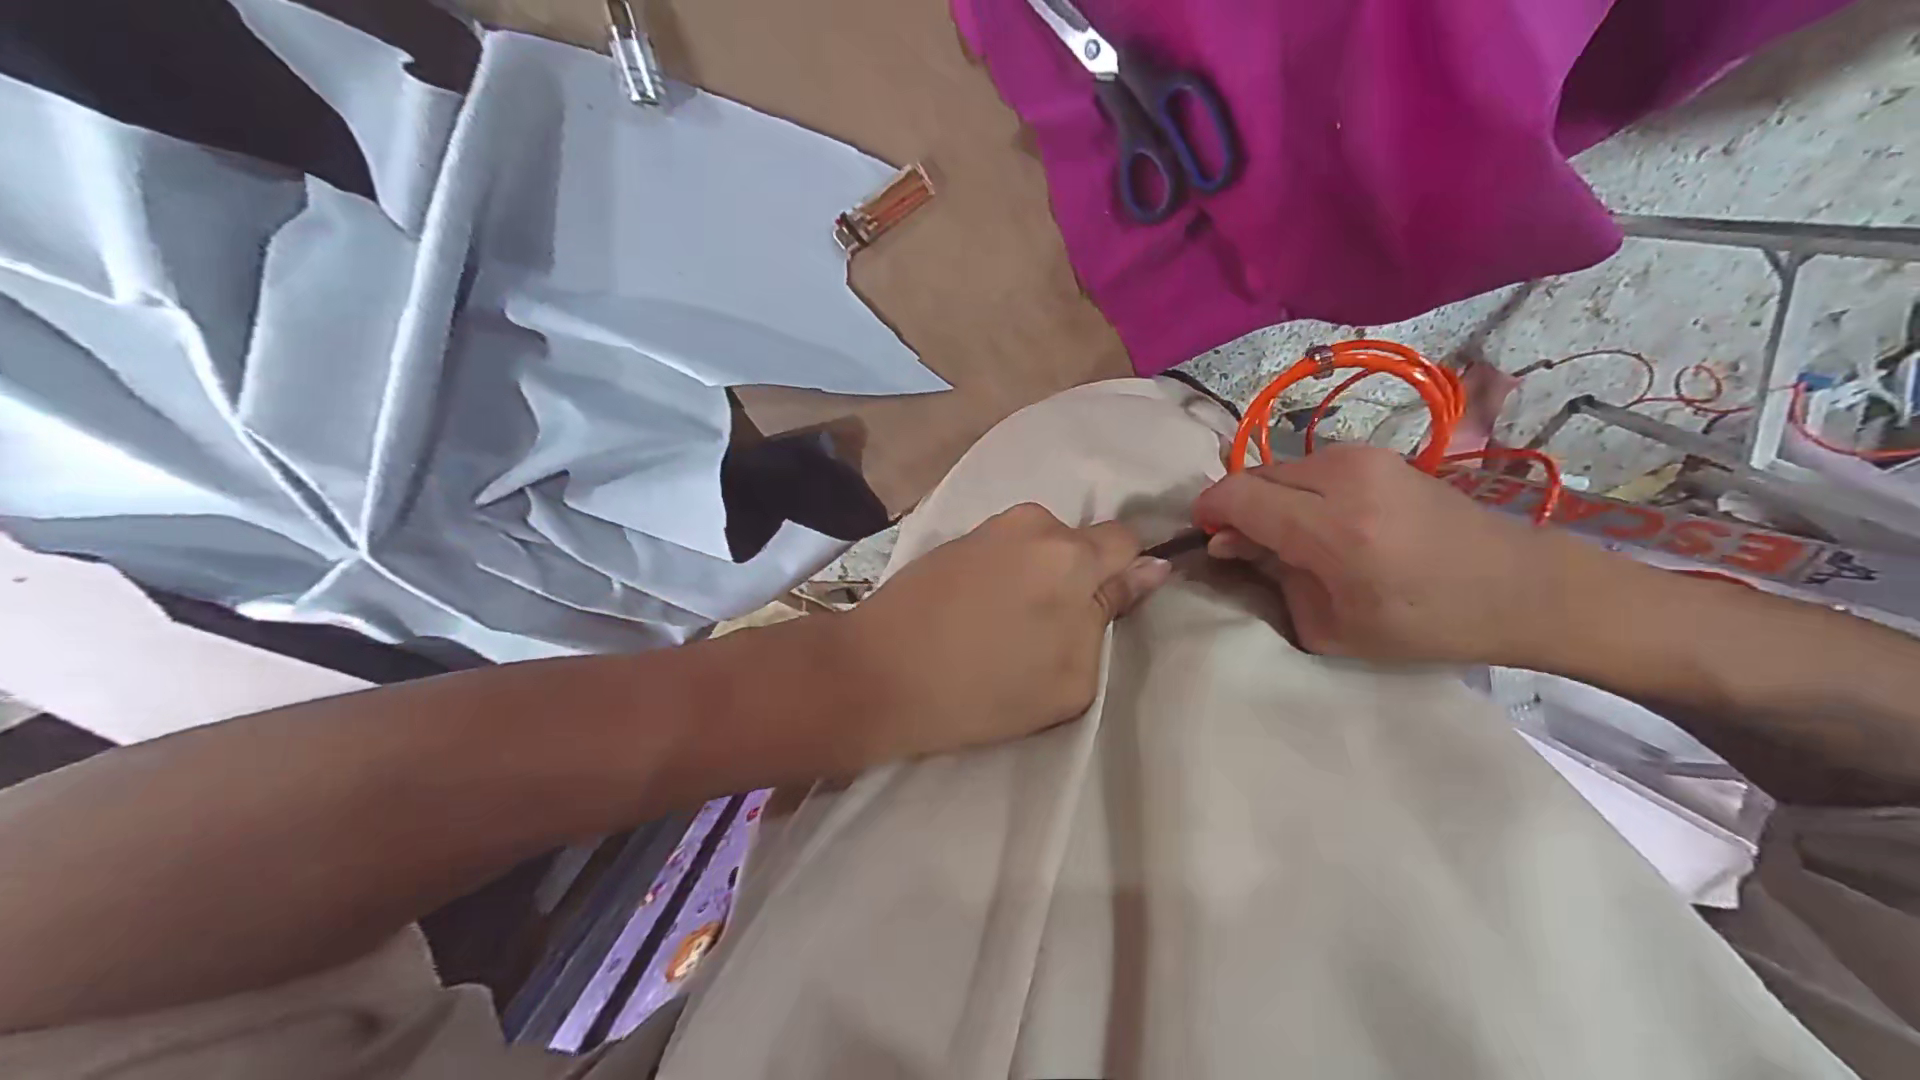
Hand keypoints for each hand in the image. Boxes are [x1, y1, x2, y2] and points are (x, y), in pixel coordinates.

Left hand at [837, 503, 1170, 757]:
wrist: (876, 675)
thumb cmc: (982, 688)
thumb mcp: (1069, 675)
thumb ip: (1110, 615)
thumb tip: (1150, 570)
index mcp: (1070, 555)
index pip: (1126, 541)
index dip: (1126, 574)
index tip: (1106, 611)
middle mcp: (1033, 523)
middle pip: (1080, 543)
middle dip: (1080, 578)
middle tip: (1052, 629)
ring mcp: (988, 527)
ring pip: (1040, 546)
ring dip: (1040, 575)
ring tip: (1008, 624)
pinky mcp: (954, 539)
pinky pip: (1003, 551)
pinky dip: (1005, 575)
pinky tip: (978, 613)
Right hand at [1190, 443, 1622, 665]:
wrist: (1522, 587)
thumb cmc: (1427, 623)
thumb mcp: (1332, 626)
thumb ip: (1271, 579)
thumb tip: (1229, 544)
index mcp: (1334, 529)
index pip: (1236, 496)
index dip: (1209, 514)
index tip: (1209, 540)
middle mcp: (1344, 477)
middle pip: (1252, 476)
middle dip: (1236, 508)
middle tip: (1245, 547)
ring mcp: (1363, 458)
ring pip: (1277, 468)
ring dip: (1266, 499)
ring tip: (1286, 538)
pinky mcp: (1375, 454)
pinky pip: (1307, 466)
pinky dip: (1294, 491)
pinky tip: (1318, 522)